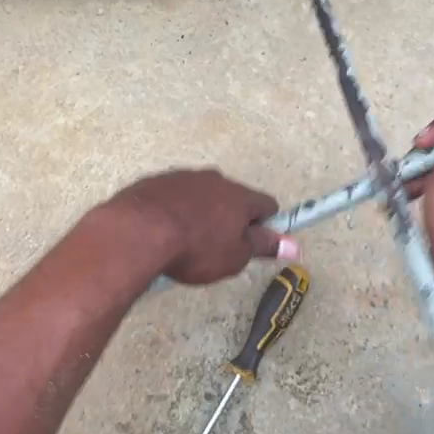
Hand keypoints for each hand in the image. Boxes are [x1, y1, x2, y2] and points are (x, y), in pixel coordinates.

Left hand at [105, 170, 298, 284]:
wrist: (138, 231)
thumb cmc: (194, 248)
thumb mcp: (234, 256)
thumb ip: (263, 247)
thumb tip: (296, 245)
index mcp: (239, 197)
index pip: (266, 204)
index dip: (266, 224)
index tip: (257, 242)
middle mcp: (214, 180)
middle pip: (232, 197)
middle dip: (230, 218)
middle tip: (217, 247)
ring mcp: (183, 177)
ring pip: (201, 194)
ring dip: (200, 212)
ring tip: (184, 243)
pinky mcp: (156, 181)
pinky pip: (173, 195)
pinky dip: (173, 210)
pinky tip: (161, 232)